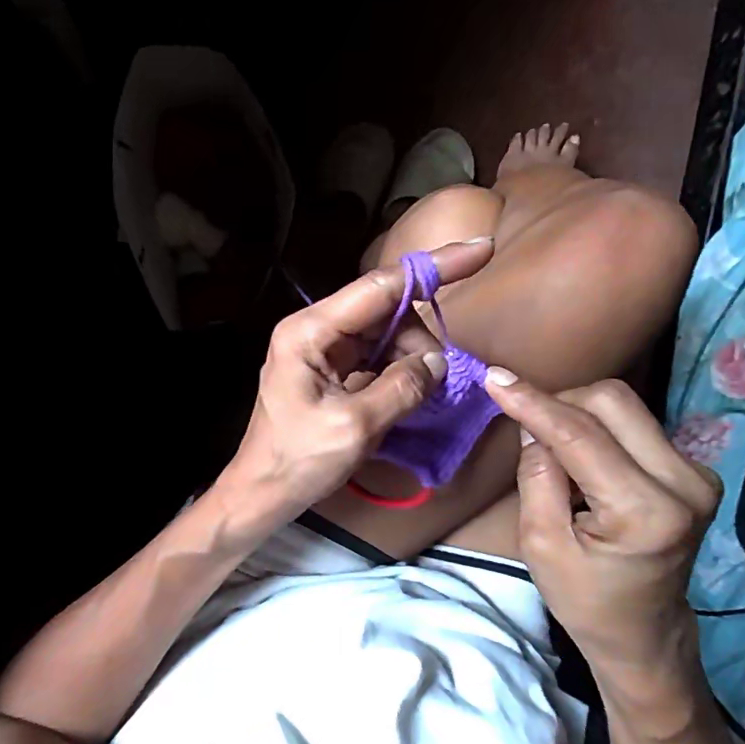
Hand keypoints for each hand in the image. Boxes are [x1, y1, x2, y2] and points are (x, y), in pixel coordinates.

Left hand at [214, 238, 494, 534]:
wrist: (262, 492)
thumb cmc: (298, 460)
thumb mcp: (355, 425)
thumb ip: (402, 386)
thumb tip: (439, 361)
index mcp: (309, 331)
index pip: (380, 287)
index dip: (433, 268)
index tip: (482, 251)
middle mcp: (313, 330)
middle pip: (385, 310)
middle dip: (419, 336)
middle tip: (438, 377)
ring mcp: (320, 350)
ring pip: (383, 334)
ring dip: (410, 357)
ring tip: (421, 393)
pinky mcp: (329, 371)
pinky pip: (374, 357)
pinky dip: (398, 370)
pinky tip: (411, 391)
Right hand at [480, 374, 722, 672]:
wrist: (642, 629)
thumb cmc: (584, 597)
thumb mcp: (541, 545)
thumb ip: (537, 478)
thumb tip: (532, 426)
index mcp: (647, 511)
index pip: (582, 436)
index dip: (534, 403)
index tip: (494, 379)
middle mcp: (685, 482)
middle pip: (613, 402)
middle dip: (559, 402)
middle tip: (524, 425)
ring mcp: (696, 472)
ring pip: (624, 407)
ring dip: (575, 415)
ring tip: (549, 450)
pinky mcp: (692, 468)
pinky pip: (633, 424)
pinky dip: (594, 429)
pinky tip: (578, 460)